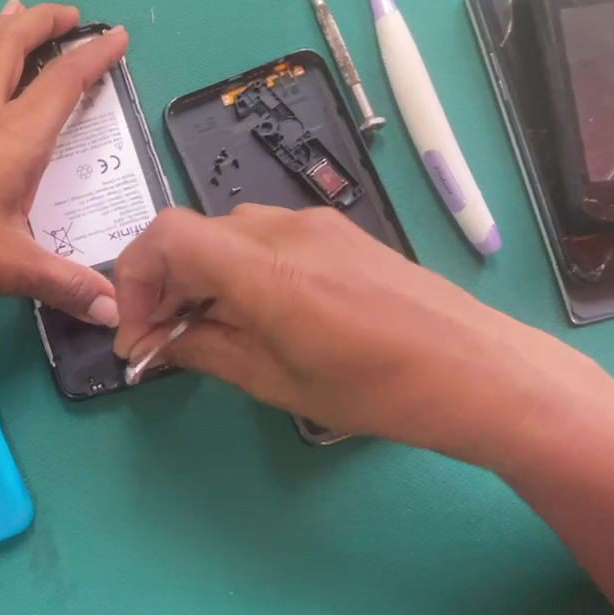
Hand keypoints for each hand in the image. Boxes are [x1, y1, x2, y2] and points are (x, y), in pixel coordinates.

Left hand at [0, 1, 128, 324]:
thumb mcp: (17, 269)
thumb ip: (68, 286)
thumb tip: (114, 312)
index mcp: (16, 140)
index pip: (64, 84)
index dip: (94, 57)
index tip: (117, 37)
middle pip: (10, 54)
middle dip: (41, 27)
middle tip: (65, 15)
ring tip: (8, 12)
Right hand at [111, 204, 613, 464]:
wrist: (480, 371)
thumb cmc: (373, 389)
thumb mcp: (273, 380)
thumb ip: (203, 350)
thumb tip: (154, 344)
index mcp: (261, 268)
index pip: (164, 237)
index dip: (133, 281)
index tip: (139, 333)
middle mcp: (280, 229)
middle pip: (189, 236)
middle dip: (161, 286)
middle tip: (161, 341)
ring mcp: (313, 225)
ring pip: (223, 236)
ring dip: (196, 279)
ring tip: (205, 331)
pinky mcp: (336, 233)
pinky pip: (261, 240)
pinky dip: (234, 272)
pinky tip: (250, 314)